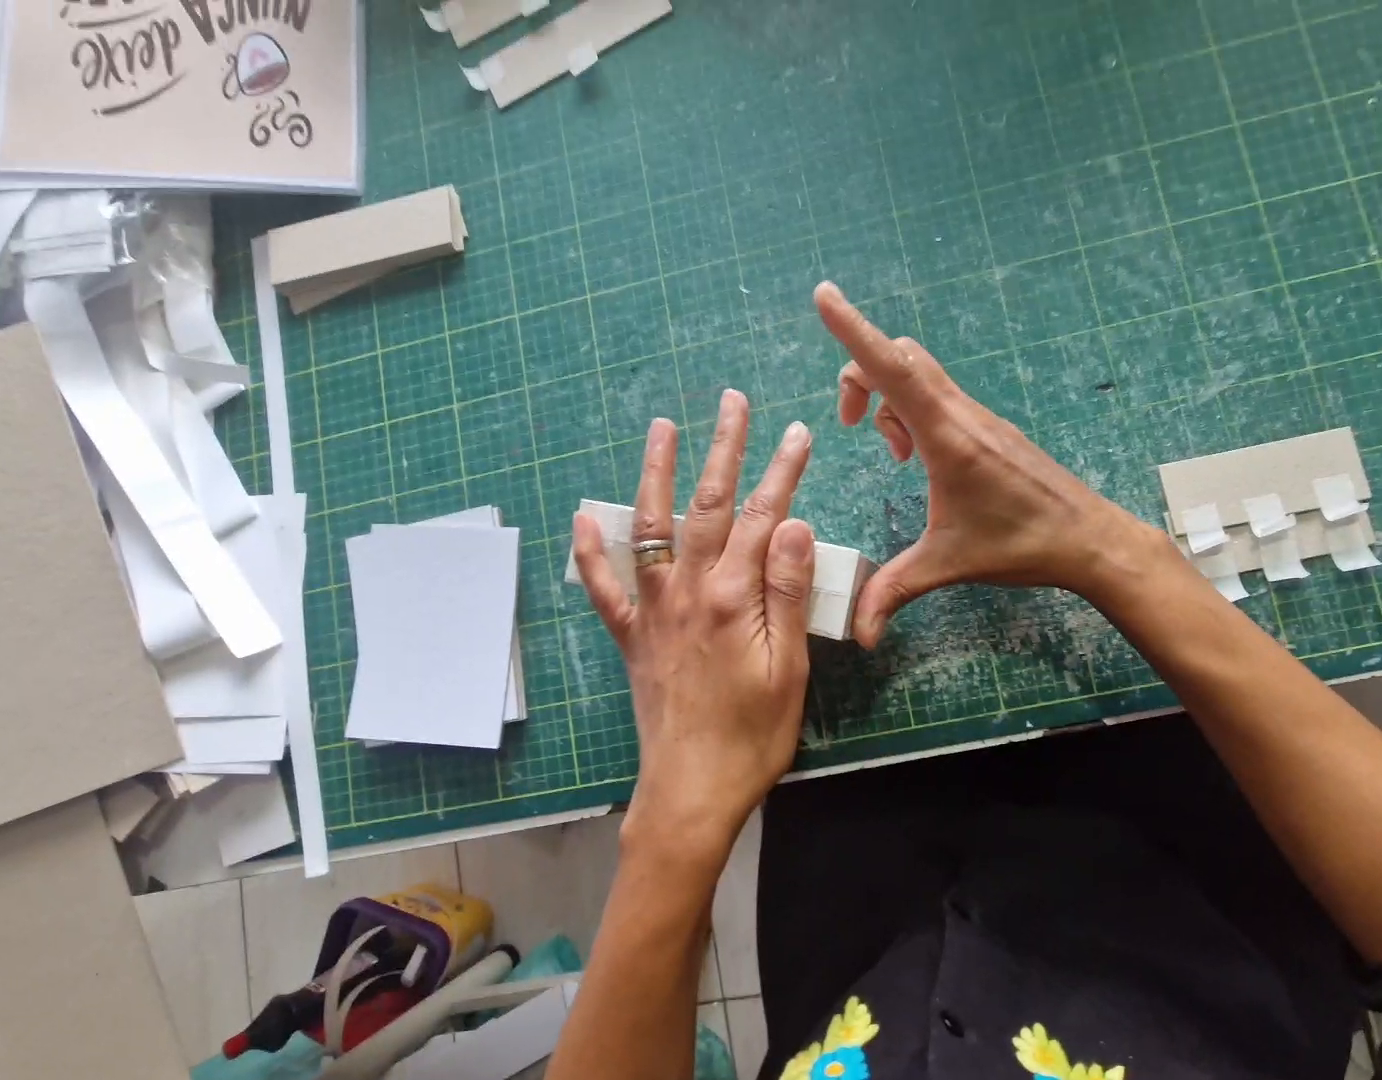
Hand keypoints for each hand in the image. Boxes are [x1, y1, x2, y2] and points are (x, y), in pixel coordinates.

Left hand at [570, 390, 816, 857]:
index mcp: (733, 599)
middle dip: (724, 449)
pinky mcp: (632, 636)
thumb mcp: (789, 668)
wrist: (692, 790)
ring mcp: (653, 611)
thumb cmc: (754, 735)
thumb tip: (791, 524)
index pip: (762, 519)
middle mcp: (687, 592)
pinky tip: (583, 518)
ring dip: (657, 474)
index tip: (798, 433)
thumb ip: (785, 592)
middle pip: (708, 506)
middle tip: (733, 402)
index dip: (782, 472)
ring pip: (652, 528)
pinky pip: (603, 587)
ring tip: (662, 428)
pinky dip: (591, 552)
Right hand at [816, 282, 1175, 644]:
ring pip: (918, 374)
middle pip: (900, 357)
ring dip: (889, 398)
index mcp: (947, 436)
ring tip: (893, 452)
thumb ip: (896, 591)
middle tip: (850, 423)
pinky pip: (936, 395)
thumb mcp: (948, 564)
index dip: (854, 330)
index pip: (892, 368)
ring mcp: (976, 415)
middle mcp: (960, 413)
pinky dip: (911, 411)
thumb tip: (858, 633)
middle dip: (861, 374)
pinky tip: (918, 456)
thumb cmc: (1020, 545)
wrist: (1087, 538)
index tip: (824, 295)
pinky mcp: (985, 426)